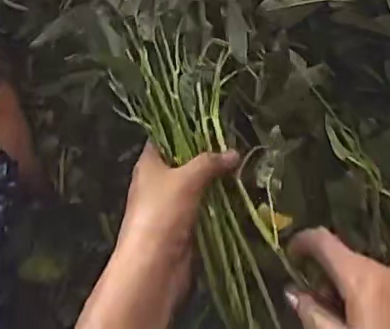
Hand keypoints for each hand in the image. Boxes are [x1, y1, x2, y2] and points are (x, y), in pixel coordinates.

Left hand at [76, 144, 238, 328]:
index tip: (211, 124)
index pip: (165, 136)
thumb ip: (208, 163)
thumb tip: (234, 152)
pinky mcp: (182, 227)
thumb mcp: (186, 179)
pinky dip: (216, 205)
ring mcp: (170, 205)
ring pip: (195, 187)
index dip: (185, 128)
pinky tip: (236, 197)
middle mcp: (157, 180)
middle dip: (206, 158)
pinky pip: (202, 209)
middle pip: (183, 162)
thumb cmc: (163, 211)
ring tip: (240, 170)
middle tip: (233, 148)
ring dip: (214, 183)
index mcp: (149, 162)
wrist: (154, 266)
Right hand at [286, 229, 389, 328]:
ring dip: (346, 290)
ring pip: (365, 276)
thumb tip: (293, 292)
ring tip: (340, 321)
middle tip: (314, 305)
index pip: (322, 239)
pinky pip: (385, 291)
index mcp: (364, 276)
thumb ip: (314, 315)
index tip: (288, 260)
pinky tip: (367, 326)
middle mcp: (387, 273)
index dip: (300, 243)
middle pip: (344, 259)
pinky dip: (368, 299)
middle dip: (325, 276)